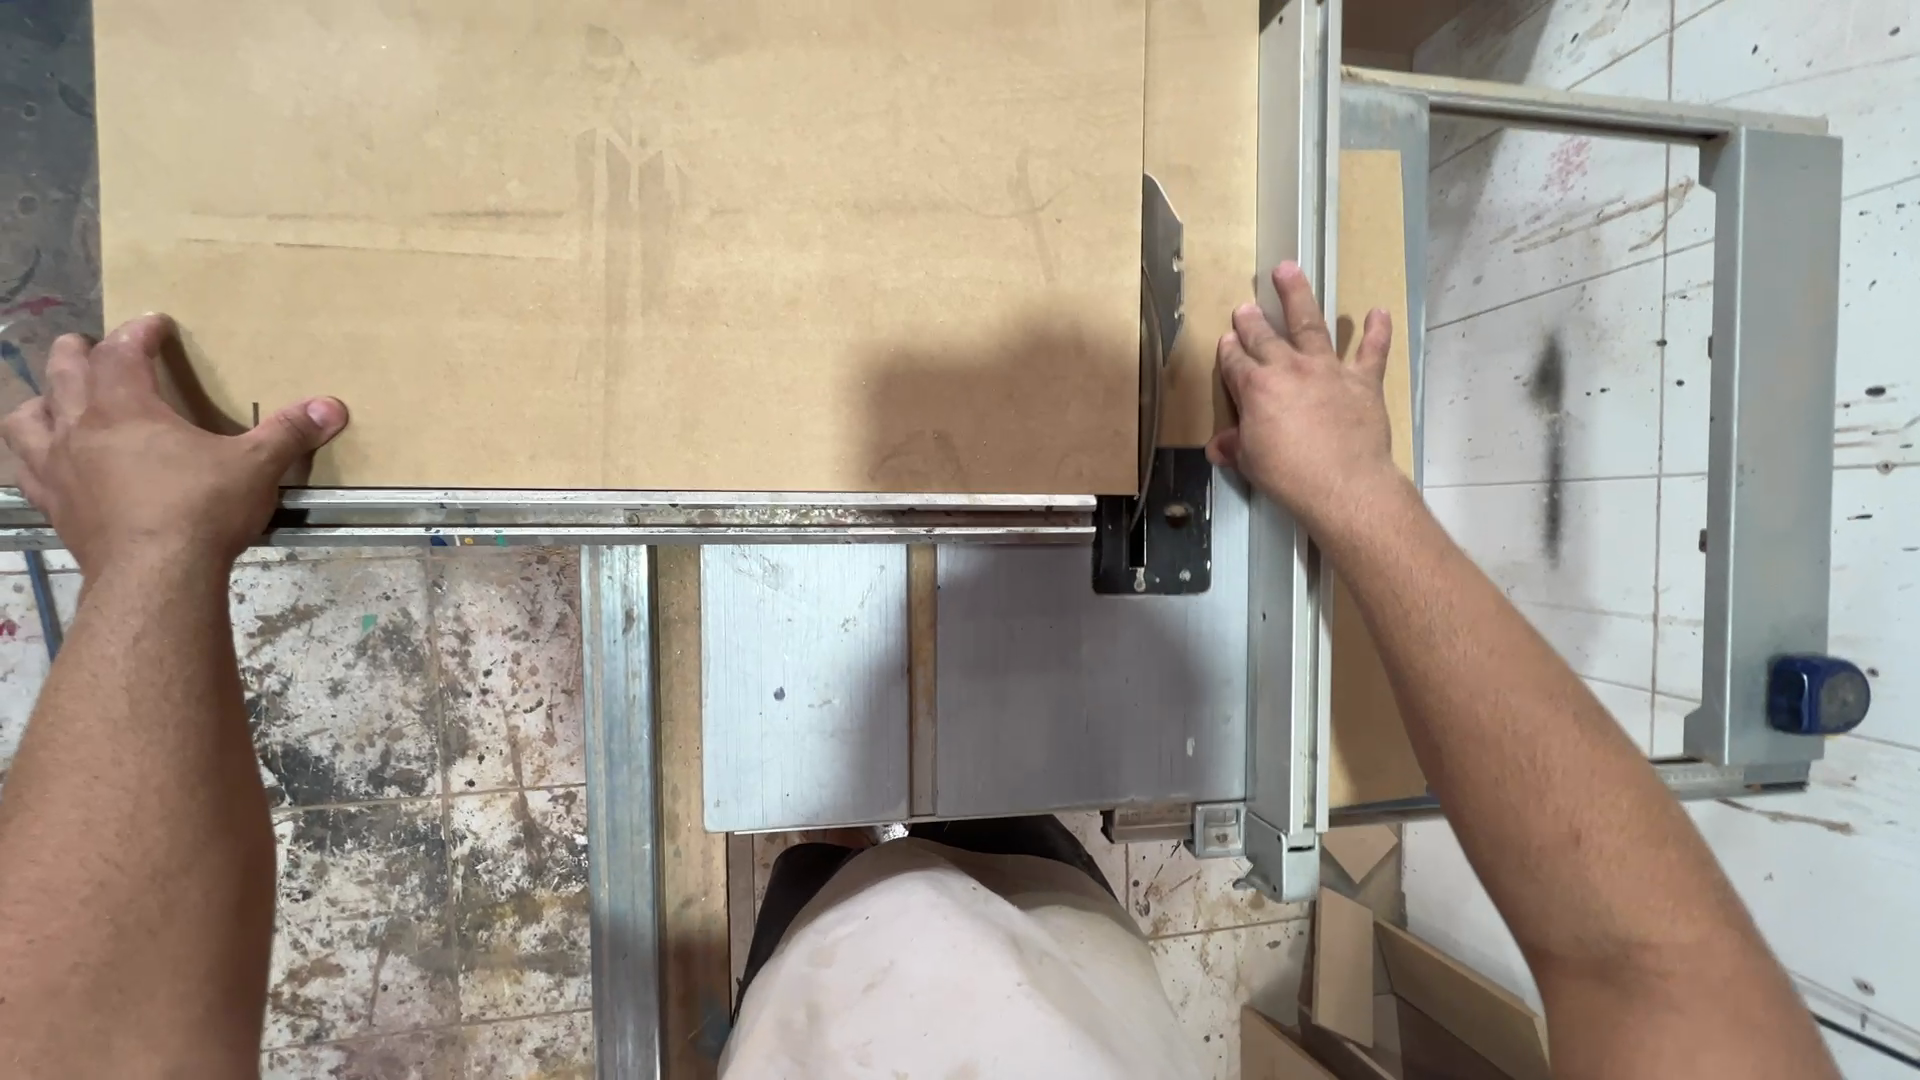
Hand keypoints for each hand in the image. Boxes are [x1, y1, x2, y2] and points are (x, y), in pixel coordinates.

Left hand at [1, 314, 347, 574]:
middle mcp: (80, 429)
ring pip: (28, 416)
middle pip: (64, 376)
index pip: (121, 356)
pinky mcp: (53, 500)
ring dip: (41, 399)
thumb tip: (331, 405)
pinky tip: (47, 457)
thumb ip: (290, 433)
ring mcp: (57, 466)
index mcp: (127, 412)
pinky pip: (26, 465)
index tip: (153, 322)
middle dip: (77, 354)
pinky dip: (32, 451)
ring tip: (55, 398)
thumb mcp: (259, 466)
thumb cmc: (205, 508)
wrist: (156, 570)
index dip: (136, 334)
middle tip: (86, 342)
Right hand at [1207, 262, 1407, 534]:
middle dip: (1252, 321)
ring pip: (1310, 324)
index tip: (1225, 341)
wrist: (1343, 484)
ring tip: (1289, 270)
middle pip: (1265, 337)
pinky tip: (1378, 312)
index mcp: (1256, 389)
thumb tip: (1217, 447)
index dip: (1228, 352)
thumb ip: (1234, 446)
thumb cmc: (1287, 474)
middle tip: (1245, 307)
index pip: (1235, 363)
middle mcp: (1289, 369)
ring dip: (1298, 296)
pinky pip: (1371, 351)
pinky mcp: (1362, 380)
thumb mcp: (1250, 461)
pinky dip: (1376, 332)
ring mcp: (1328, 370)